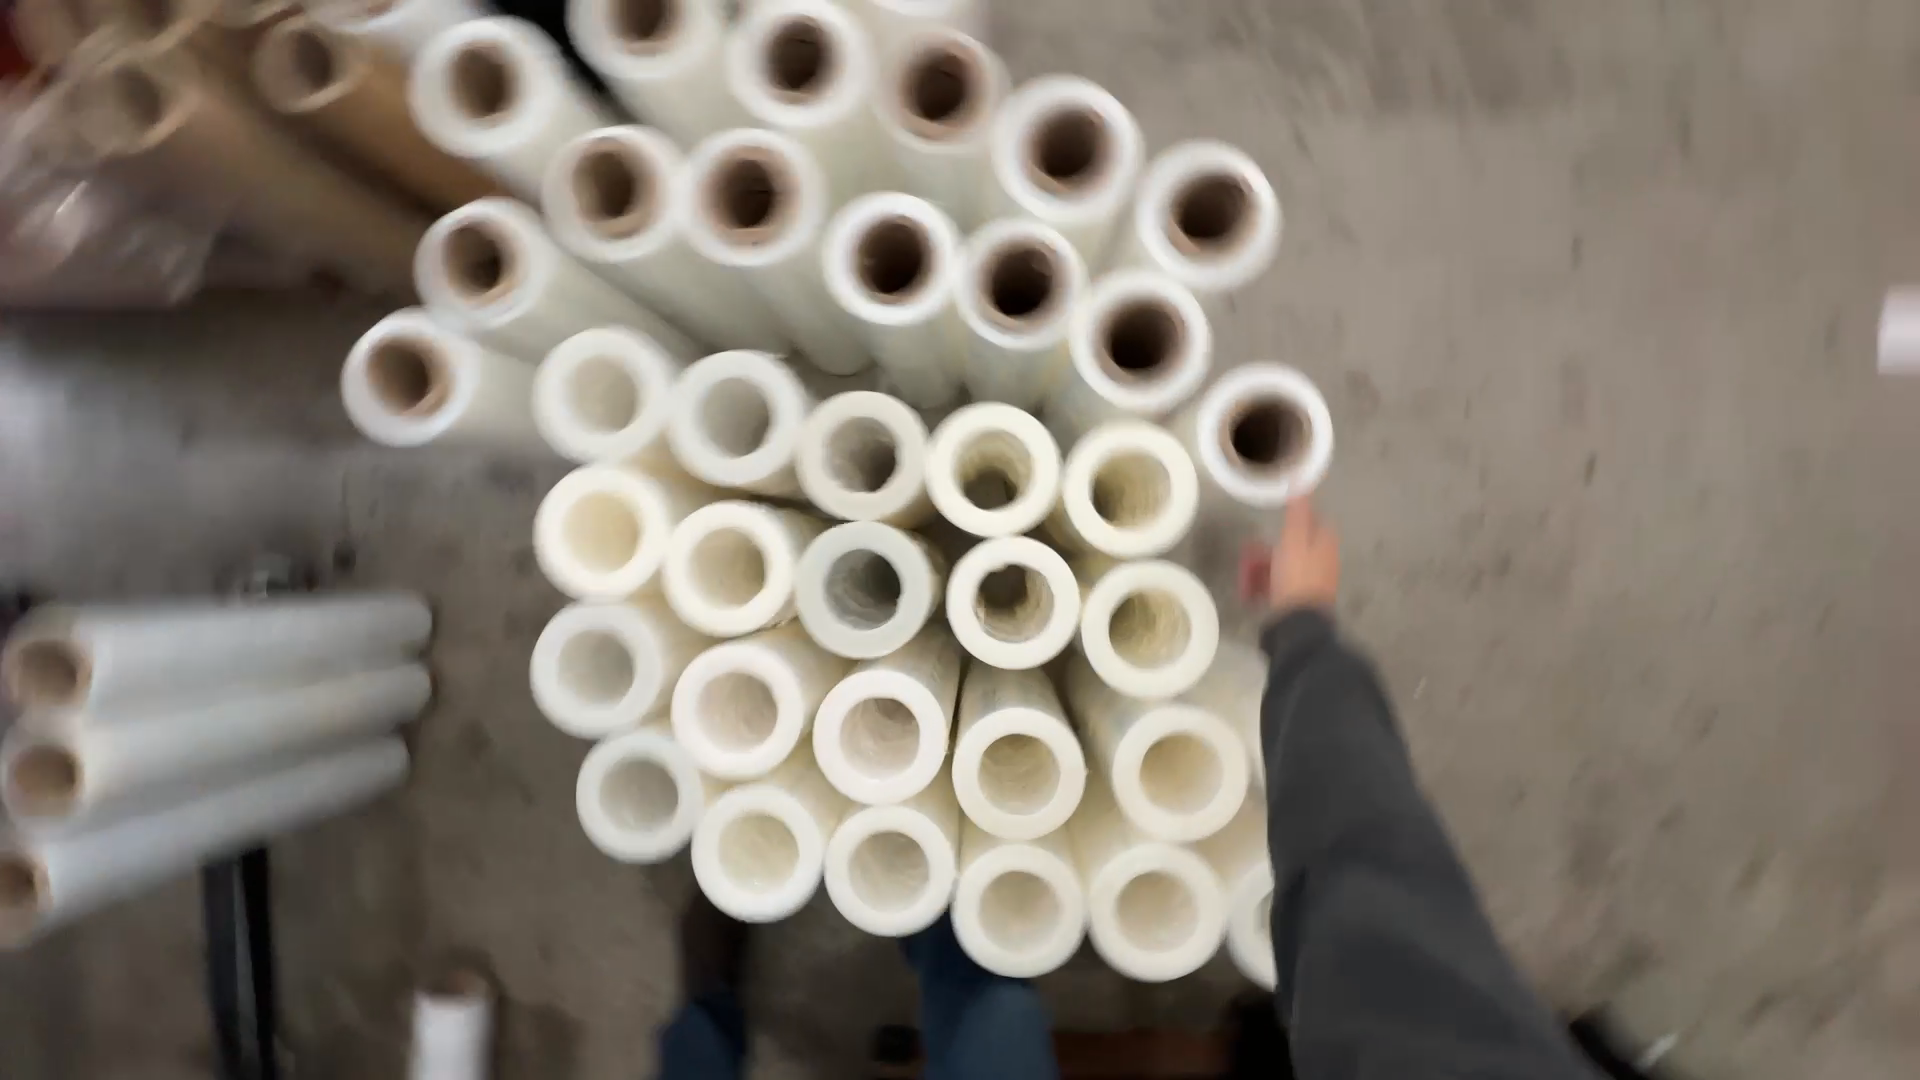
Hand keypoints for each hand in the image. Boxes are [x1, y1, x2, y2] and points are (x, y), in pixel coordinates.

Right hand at [1240, 498, 1339, 614]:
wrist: (1298, 621)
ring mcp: (1308, 579)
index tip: (1270, 525)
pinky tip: (1250, 593)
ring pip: (1278, 565)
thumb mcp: (1293, 539)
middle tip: (1246, 557)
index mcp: (1324, 541)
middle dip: (1263, 550)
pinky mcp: (1297, 597)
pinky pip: (1276, 584)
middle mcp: (1320, 558)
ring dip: (1258, 569)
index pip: (1310, 520)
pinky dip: (1262, 585)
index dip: (1290, 521)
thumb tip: (1300, 479)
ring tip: (1244, 581)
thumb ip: (1297, 511)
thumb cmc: (1296, 576)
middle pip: (1288, 545)